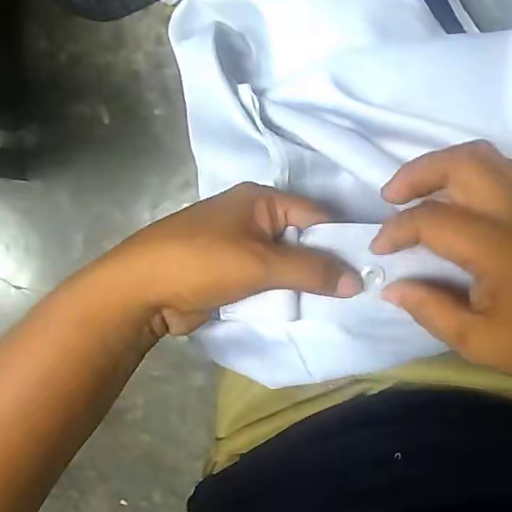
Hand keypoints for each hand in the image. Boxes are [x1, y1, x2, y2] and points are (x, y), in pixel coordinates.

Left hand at [92, 183, 360, 336]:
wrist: (140, 291)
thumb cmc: (202, 262)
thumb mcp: (261, 263)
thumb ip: (311, 271)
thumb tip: (357, 281)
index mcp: (260, 200)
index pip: (317, 214)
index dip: (343, 239)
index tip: (370, 266)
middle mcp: (252, 217)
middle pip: (302, 239)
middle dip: (325, 264)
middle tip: (361, 290)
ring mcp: (240, 246)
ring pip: (285, 264)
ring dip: (305, 283)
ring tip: (341, 304)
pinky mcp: (230, 274)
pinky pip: (267, 282)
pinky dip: (283, 295)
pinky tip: (308, 311)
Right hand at [371, 140, 511, 384]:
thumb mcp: (475, 341)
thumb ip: (429, 309)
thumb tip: (391, 287)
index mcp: (496, 247)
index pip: (433, 219)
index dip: (396, 230)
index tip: (378, 251)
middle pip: (461, 163)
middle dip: (417, 172)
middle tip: (390, 197)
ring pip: (485, 156)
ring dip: (444, 163)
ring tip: (418, 189)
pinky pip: (504, 168)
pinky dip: (472, 169)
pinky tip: (457, 195)